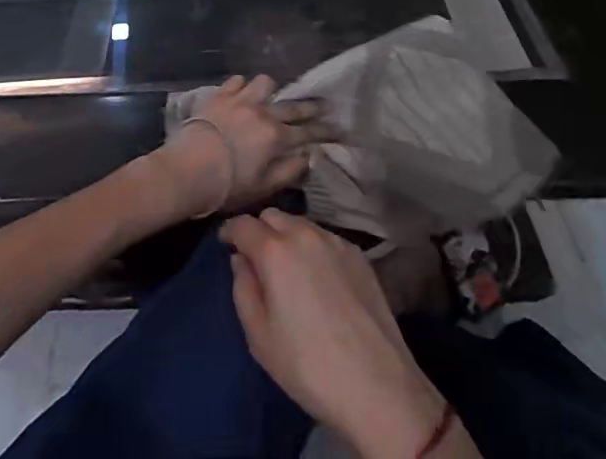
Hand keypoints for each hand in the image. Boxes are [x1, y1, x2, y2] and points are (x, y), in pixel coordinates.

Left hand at [152, 75, 334, 218]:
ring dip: (271, 90)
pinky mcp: (219, 95)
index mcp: (276, 137)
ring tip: (270, 96)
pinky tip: (241, 93)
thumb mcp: (265, 186)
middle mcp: (262, 113)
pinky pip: (236, 80)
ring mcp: (240, 100)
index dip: (326, 131)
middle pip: (293, 105)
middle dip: (311, 106)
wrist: (187, 169)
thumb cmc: (228, 185)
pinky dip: (242, 86)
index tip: (339, 129)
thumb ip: (290, 171)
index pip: (309, 132)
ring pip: (264, 82)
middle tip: (323, 105)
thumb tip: (307, 157)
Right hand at [222, 210, 471, 458]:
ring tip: (289, 266)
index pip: (242, 224)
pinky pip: (326, 239)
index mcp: (274, 250)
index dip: (229, 232)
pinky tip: (318, 277)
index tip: (225, 244)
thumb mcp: (258, 335)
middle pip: (272, 215)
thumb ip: (242, 288)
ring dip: (287, 236)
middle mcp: (305, 235)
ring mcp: (337, 243)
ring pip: (301, 224)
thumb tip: (242, 261)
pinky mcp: (360, 257)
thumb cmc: (308, 366)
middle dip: (259, 230)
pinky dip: (313, 247)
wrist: (380, 389)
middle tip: (257, 259)